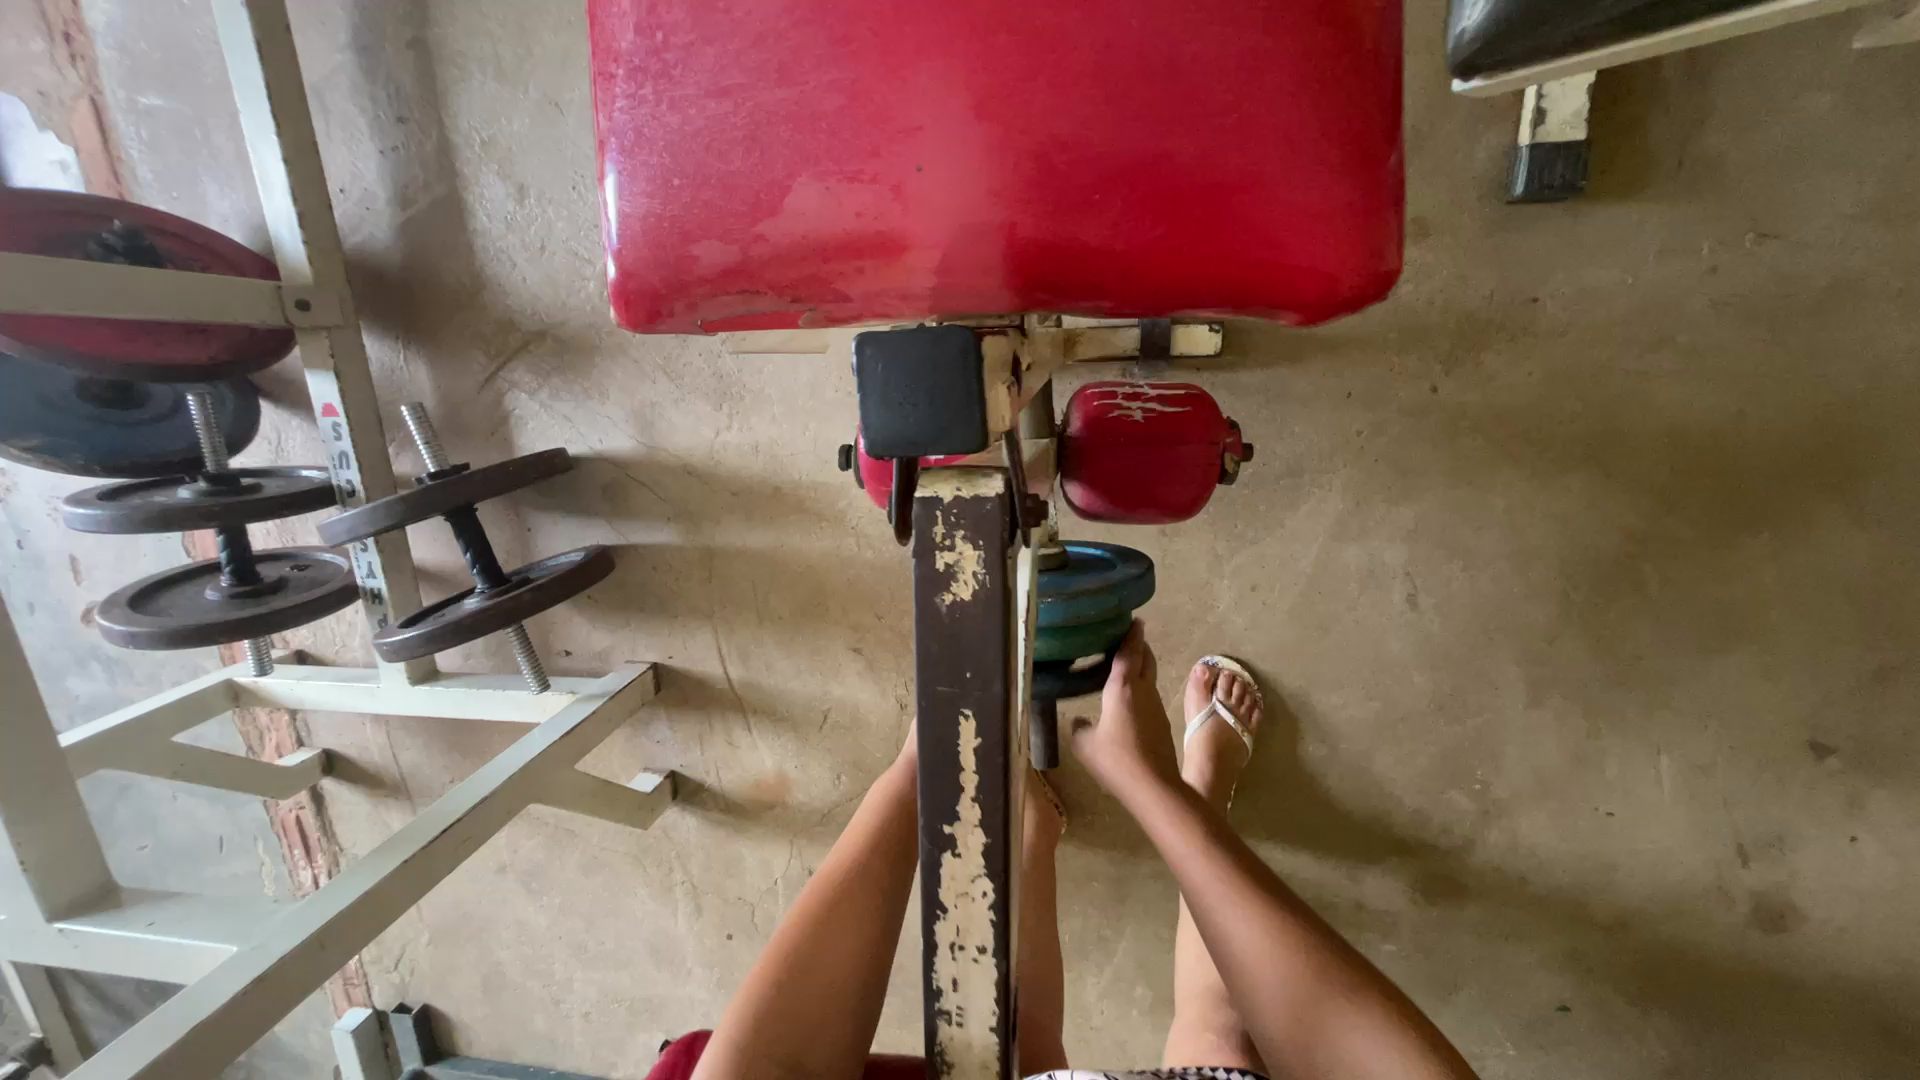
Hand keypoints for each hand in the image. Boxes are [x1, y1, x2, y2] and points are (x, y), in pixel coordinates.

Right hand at [1069, 621, 1180, 800]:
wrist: (1153, 785)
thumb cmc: (1115, 759)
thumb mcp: (1084, 744)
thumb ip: (1079, 727)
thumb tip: (1078, 721)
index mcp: (1122, 687)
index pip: (1128, 652)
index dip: (1131, 635)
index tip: (1134, 620)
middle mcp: (1143, 690)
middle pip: (1146, 658)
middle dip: (1140, 645)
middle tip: (1129, 639)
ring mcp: (1156, 706)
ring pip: (1150, 678)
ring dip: (1142, 667)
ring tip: (1126, 668)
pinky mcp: (1162, 722)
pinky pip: (1150, 696)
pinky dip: (1142, 689)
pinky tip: (1130, 701)